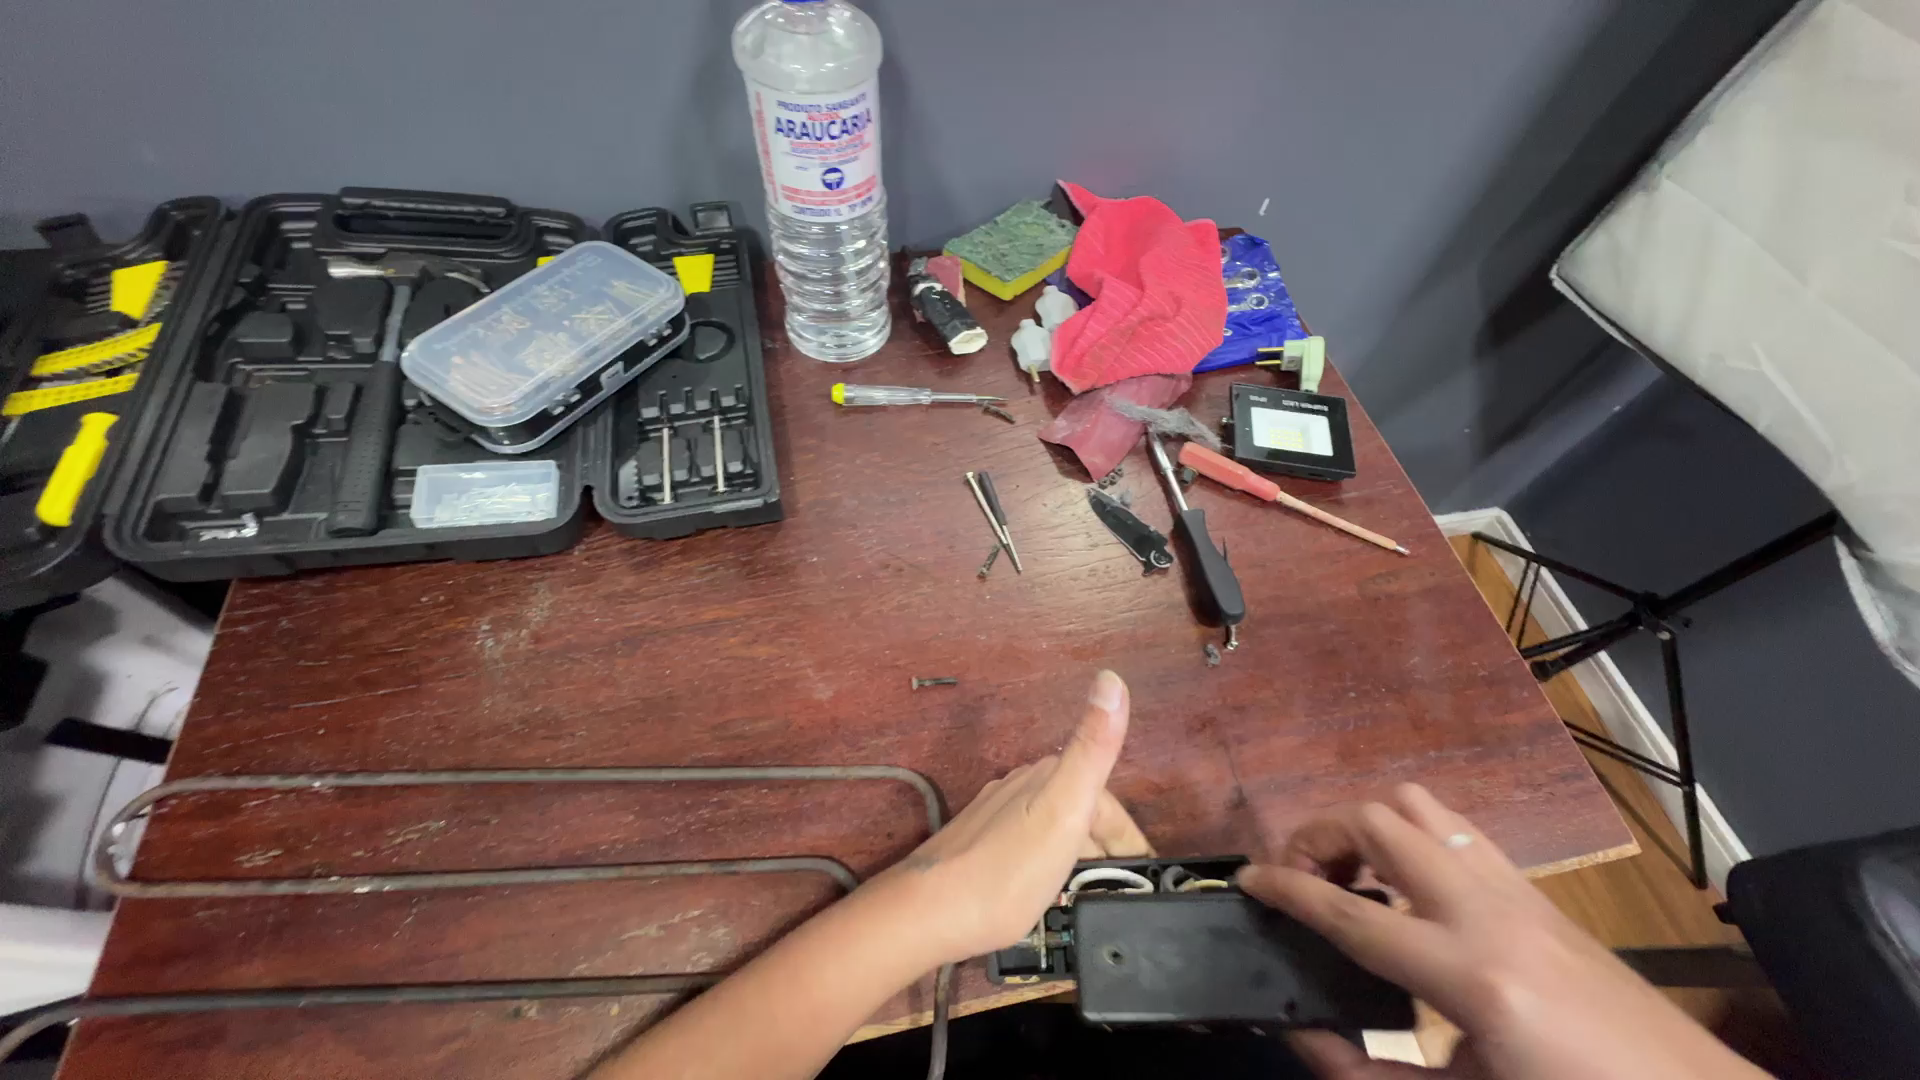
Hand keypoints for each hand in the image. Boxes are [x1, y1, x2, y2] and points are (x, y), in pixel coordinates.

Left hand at [868, 669, 1150, 965]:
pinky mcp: (980, 844)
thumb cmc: (1008, 867)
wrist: (932, 909)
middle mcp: (1020, 786)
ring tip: (1086, 892)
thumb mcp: (1065, 808)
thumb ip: (1093, 746)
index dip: (1130, 840)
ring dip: (1078, 856)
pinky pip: (1030, 845)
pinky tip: (1045, 887)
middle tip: (1117, 889)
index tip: (1143, 876)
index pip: (1108, 802)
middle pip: (1081, 812)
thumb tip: (1110, 677)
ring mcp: (997, 814)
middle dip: (1105, 847)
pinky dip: (1050, 864)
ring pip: (1055, 828)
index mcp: (1046, 776)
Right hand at [1237, 784, 1769, 1079]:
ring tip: (1350, 872)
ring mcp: (1518, 890)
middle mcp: (1488, 910)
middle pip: (1376, 824)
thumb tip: (1301, 1034)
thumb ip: (1366, 1074)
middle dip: (1318, 838)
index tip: (1246, 881)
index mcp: (1470, 977)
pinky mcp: (1536, 890)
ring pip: (1417, 805)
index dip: (1284, 888)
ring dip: (1365, 824)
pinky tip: (1404, 885)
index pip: (1346, 912)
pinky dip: (1408, 835)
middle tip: (1301, 882)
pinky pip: (1455, 829)